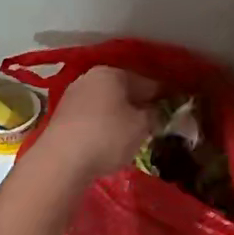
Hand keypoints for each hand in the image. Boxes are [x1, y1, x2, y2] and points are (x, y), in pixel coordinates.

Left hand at [34, 67, 158, 179]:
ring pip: (104, 106)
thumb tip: (157, 112)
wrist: (61, 161)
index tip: (173, 108)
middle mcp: (88, 79)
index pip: (146, 81)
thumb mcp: (141, 126)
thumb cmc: (107, 137)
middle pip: (121, 91)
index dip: (162, 95)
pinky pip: (89, 120)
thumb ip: (154, 115)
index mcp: (111, 73)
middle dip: (137, 105)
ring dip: (118, 118)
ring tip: (130, 136)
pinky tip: (106, 143)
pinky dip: (101, 128)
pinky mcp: (60, 120)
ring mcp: (71, 99)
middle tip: (152, 124)